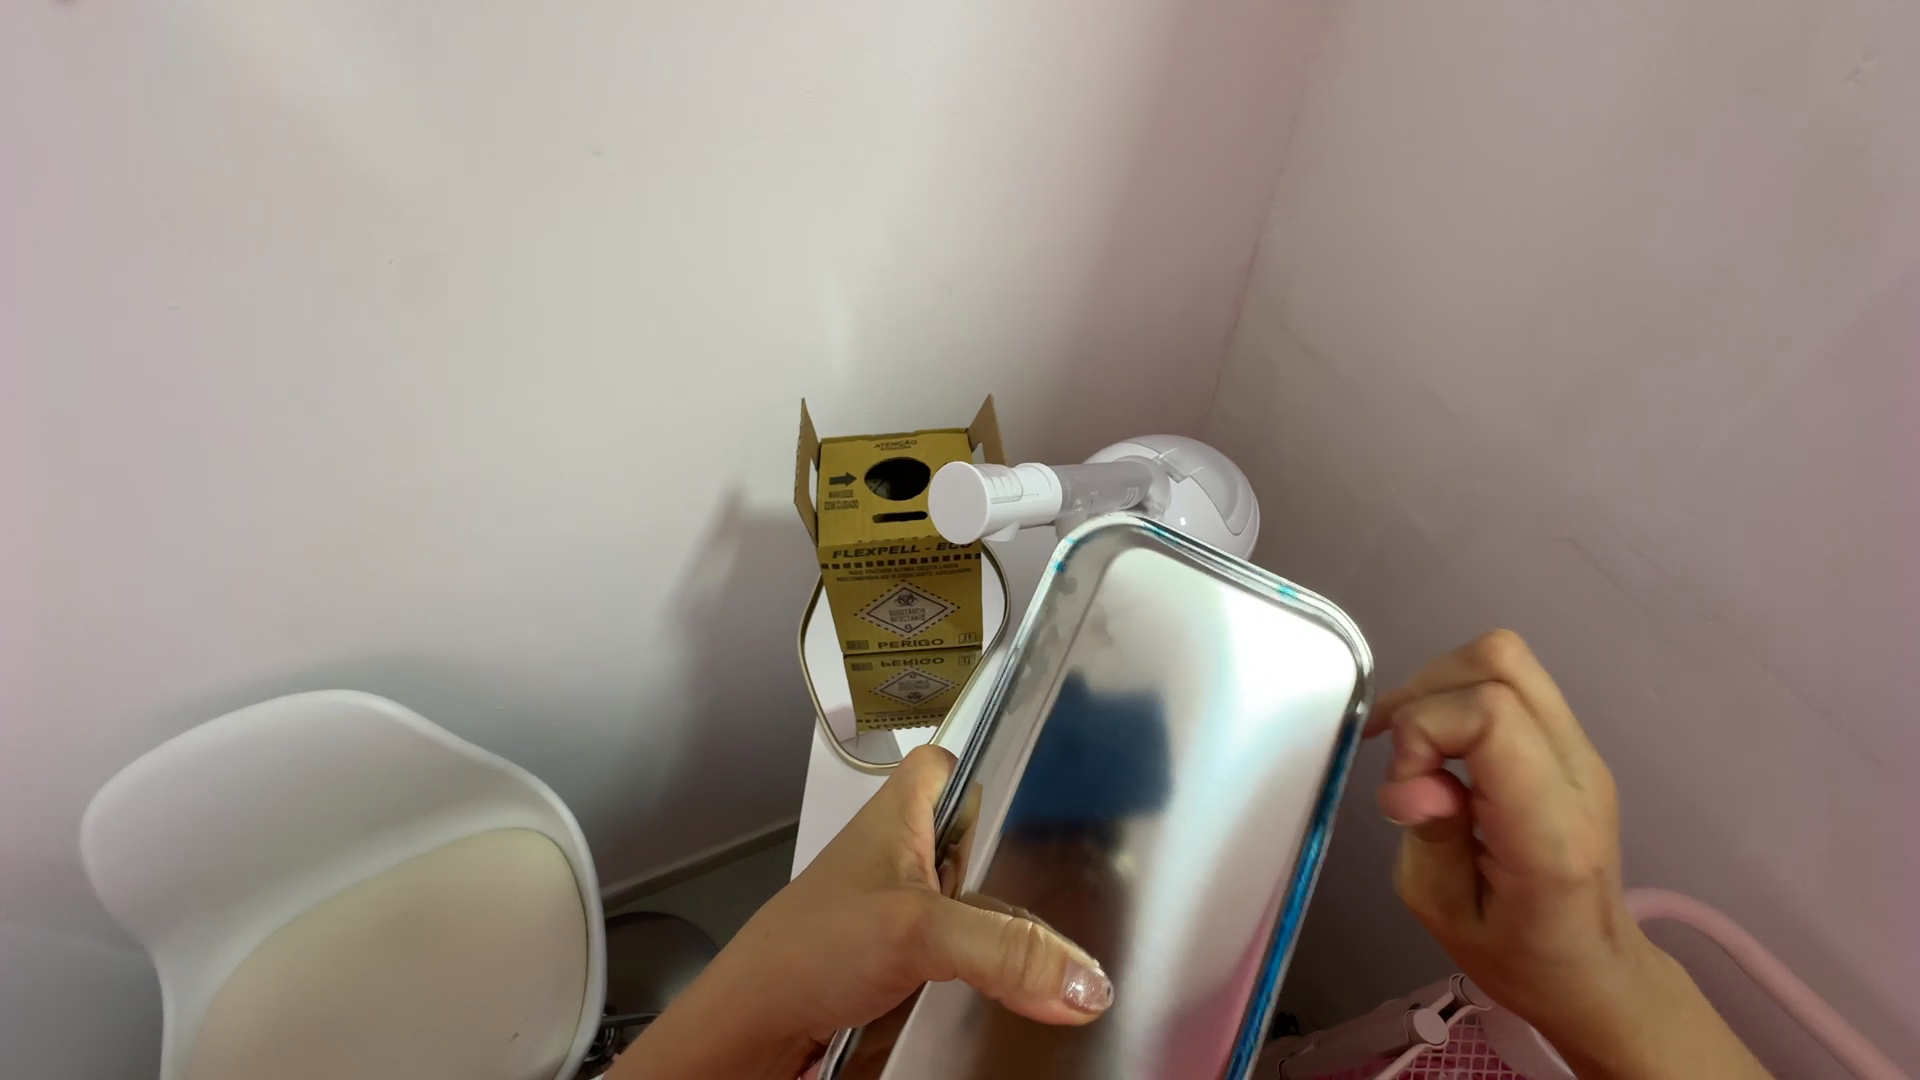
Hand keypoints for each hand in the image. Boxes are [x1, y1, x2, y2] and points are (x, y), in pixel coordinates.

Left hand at [612, 746, 1112, 1079]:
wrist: (756, 1025)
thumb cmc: (808, 945)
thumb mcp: (916, 931)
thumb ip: (1003, 949)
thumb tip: (1085, 976)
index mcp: (901, 811)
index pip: (950, 759)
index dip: (989, 756)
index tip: (1044, 762)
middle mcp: (905, 848)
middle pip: (977, 829)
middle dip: (1021, 848)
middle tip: (1081, 863)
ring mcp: (906, 900)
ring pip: (974, 891)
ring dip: (1010, 914)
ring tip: (1067, 930)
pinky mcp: (905, 951)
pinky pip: (965, 942)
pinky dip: (992, 958)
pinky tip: (1021, 975)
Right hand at [1370, 630, 1768, 1078]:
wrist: (1595, 970)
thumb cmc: (1513, 951)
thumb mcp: (1440, 909)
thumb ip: (1424, 836)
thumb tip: (1412, 782)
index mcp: (1551, 828)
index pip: (1491, 714)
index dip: (1424, 727)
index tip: (1404, 781)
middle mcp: (1578, 773)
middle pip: (1500, 663)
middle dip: (1425, 692)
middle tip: (1398, 747)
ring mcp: (1579, 750)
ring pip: (1502, 657)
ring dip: (1437, 686)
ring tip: (1411, 740)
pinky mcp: (1567, 741)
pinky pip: (1504, 679)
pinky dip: (1452, 691)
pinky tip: (1433, 739)